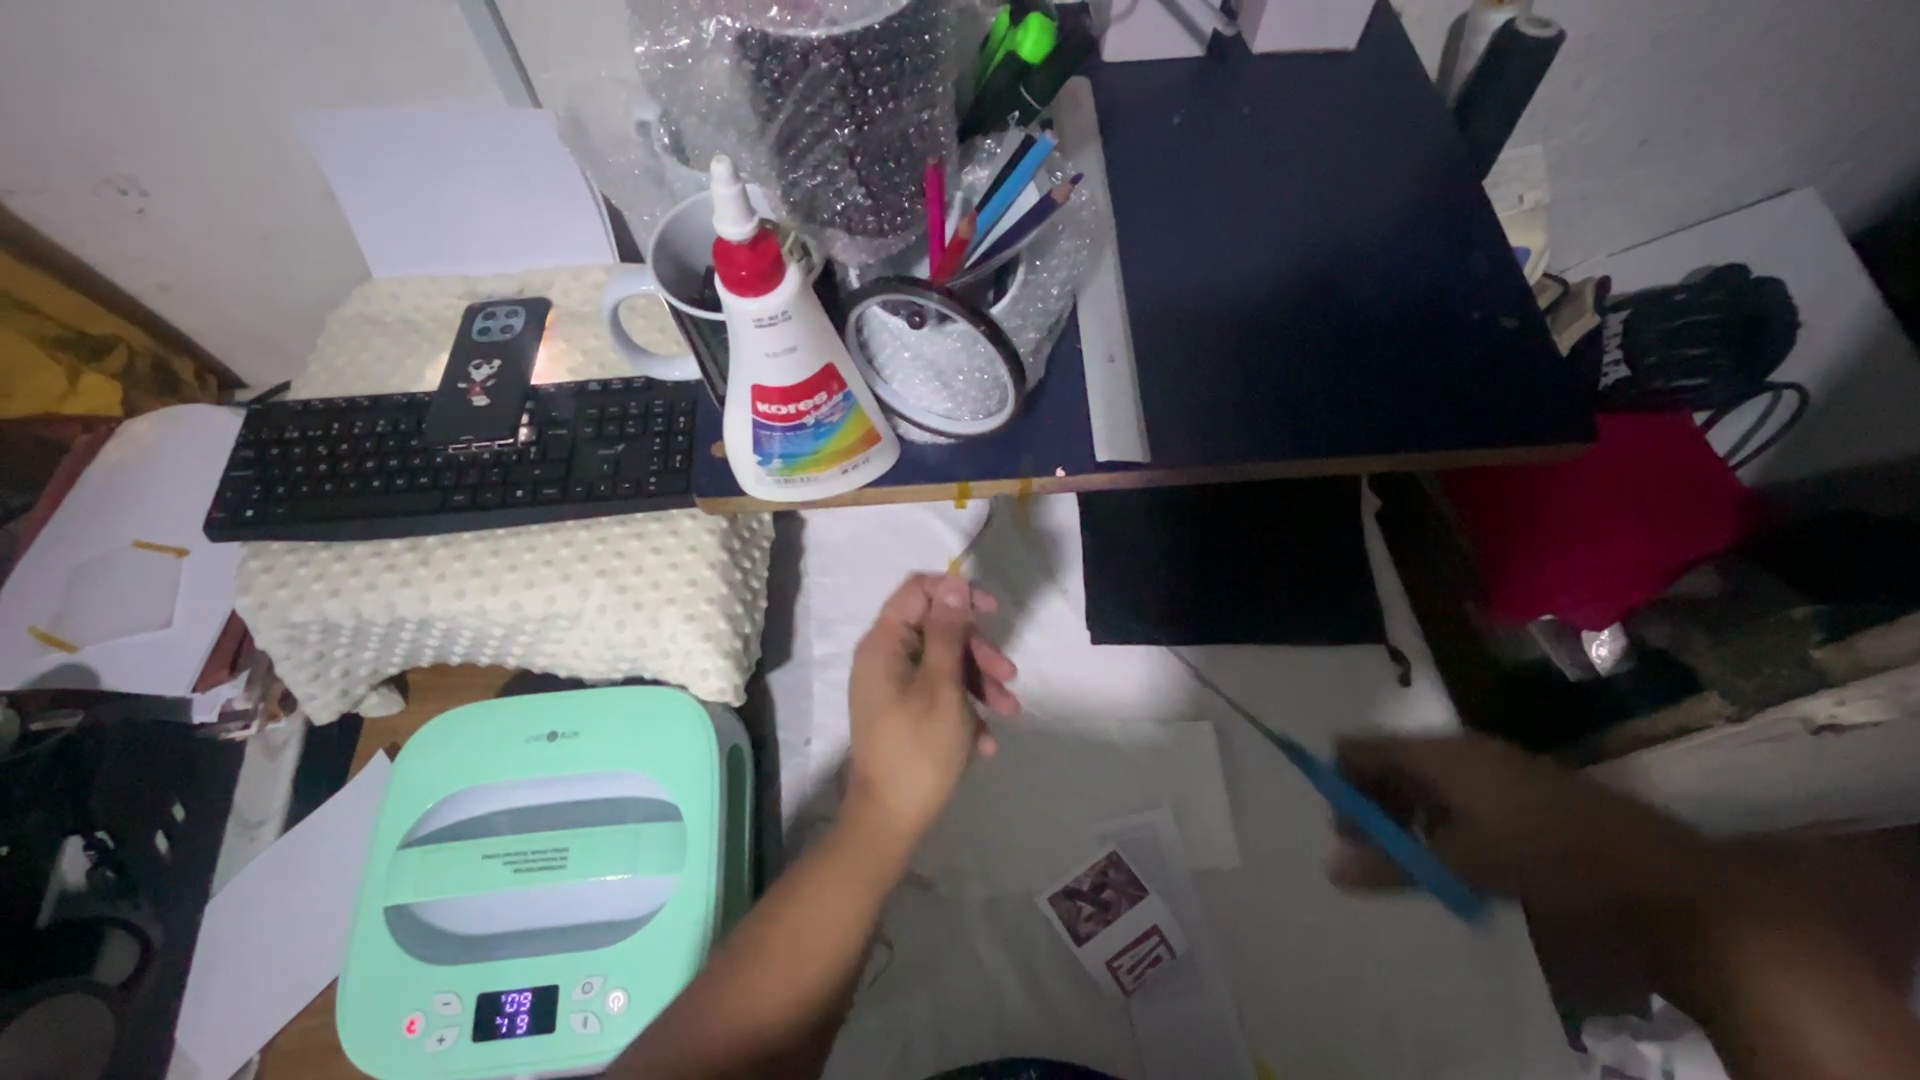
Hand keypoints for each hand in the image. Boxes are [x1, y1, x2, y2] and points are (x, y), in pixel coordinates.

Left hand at [844, 574, 1019, 844]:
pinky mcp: (903, 712)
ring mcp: (892, 686)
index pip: (918, 590)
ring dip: (980, 683)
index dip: (956, 592)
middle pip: (938, 630)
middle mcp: (884, 658)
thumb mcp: (942, 686)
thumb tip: (952, 582)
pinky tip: (986, 743)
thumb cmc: (918, 748)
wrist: (890, 819)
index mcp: (884, 644)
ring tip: (1009, 713)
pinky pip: (938, 694)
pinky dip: (965, 710)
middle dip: (978, 651)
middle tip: (1008, 677)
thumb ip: (948, 631)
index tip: (992, 610)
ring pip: (945, 664)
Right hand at [1329, 733, 1731, 918]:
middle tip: (1358, 845)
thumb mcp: (1461, 864)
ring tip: (1397, 855)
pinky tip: (1441, 855)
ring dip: (1399, 813)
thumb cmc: (1544, 853)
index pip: (1363, 747)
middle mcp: (1459, 750)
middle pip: (1389, 762)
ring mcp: (1490, 768)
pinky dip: (1432, 819)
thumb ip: (1392, 865)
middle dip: (1366, 799)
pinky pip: (1452, 794)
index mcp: (1440, 754)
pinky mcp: (1514, 791)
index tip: (1334, 820)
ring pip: (1421, 780)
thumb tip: (1330, 869)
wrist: (1653, 869)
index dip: (1340, 776)